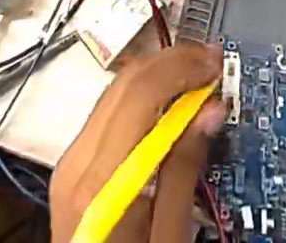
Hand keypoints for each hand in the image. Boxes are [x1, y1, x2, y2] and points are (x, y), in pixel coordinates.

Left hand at [52, 42, 225, 242]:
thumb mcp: (167, 241)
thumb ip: (184, 172)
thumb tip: (209, 110)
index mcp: (98, 181)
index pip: (140, 94)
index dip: (181, 68)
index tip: (216, 63)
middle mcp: (76, 160)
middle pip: (126, 81)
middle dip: (173, 62)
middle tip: (213, 61)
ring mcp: (70, 159)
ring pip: (117, 88)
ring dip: (159, 73)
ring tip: (198, 75)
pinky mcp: (73, 163)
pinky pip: (110, 109)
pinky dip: (144, 95)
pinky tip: (171, 100)